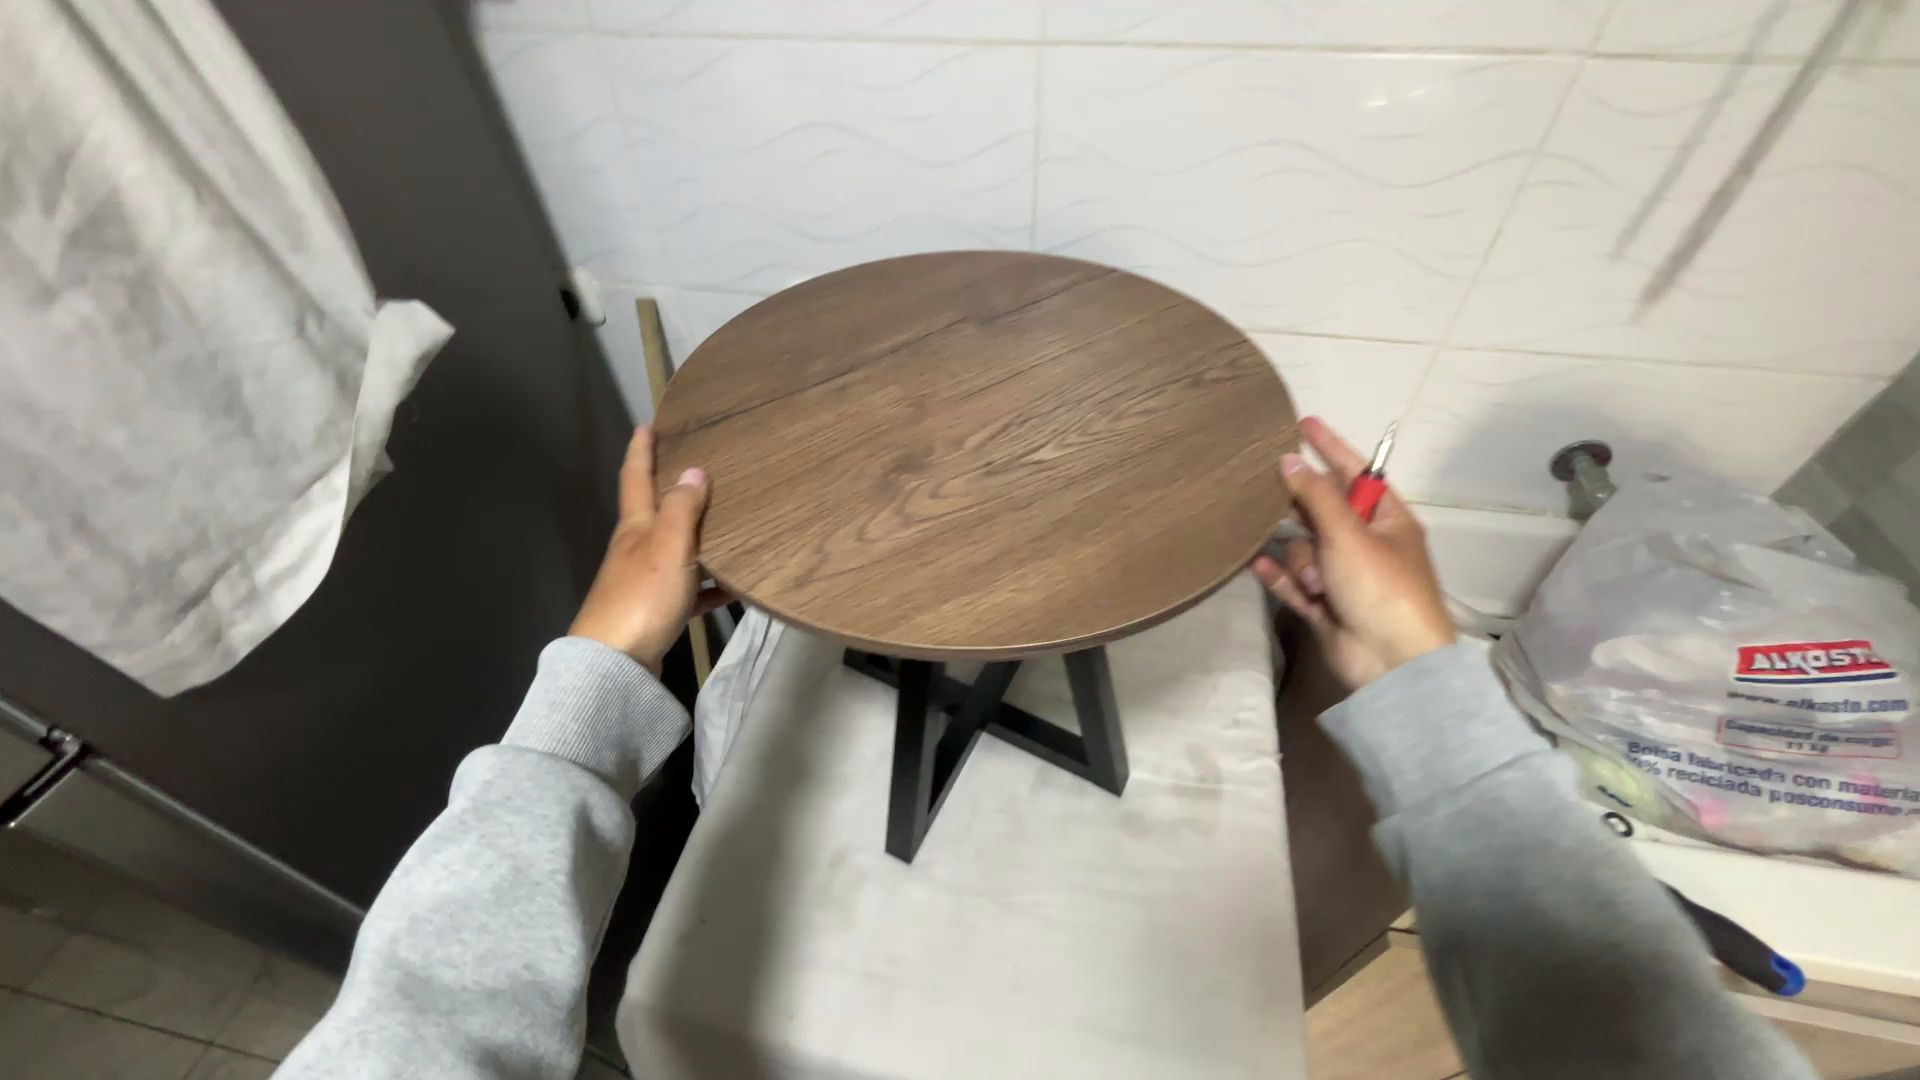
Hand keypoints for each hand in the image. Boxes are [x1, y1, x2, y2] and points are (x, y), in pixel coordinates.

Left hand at [569, 427, 730, 672]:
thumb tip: (694, 470)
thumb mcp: (668, 545)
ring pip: (676, 550)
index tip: (649, 425)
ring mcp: (645, 582)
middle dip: (672, 489)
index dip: (642, 451)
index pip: (636, 478)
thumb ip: (684, 509)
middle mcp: (636, 549)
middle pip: (655, 512)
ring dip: (698, 536)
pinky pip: (690, 590)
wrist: (616, 664)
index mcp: (636, 528)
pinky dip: (710, 585)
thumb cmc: (643, 597)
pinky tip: (734, 587)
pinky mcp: (657, 612)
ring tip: (728, 524)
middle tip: (698, 468)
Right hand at [1252, 416, 1454, 689]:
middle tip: (1268, 492)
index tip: (1302, 422)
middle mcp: (1366, 543)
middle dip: (1302, 515)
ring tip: (1316, 583)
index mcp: (1387, 520)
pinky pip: (1292, 581)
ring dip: (1302, 563)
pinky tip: (1260, 566)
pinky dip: (1280, 576)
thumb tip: (1289, 460)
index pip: (1355, 473)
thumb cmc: (1381, 589)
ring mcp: (1344, 576)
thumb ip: (1315, 496)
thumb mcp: (1349, 535)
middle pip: (1322, 512)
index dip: (1329, 447)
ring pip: (1304, 550)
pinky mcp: (1325, 605)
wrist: (1390, 662)